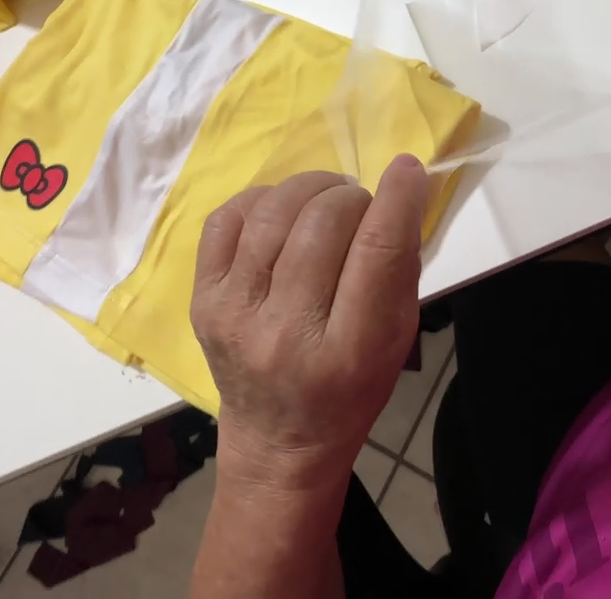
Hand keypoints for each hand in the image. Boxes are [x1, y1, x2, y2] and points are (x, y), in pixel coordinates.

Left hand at [191, 156, 429, 499]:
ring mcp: (233, 314)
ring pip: (275, 211)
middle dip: (355, 197)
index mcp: (350, 348)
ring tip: (329, 202)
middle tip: (364, 209)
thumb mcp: (401, 335)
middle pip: (323, 222)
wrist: (281, 441)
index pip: (376, 251)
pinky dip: (264, 200)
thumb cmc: (356, 386)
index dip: (397, 199)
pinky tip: (285, 214)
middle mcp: (285, 331)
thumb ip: (401, 264)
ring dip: (314, 189)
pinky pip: (227, 219)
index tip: (408, 169)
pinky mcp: (201, 301)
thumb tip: (401, 190)